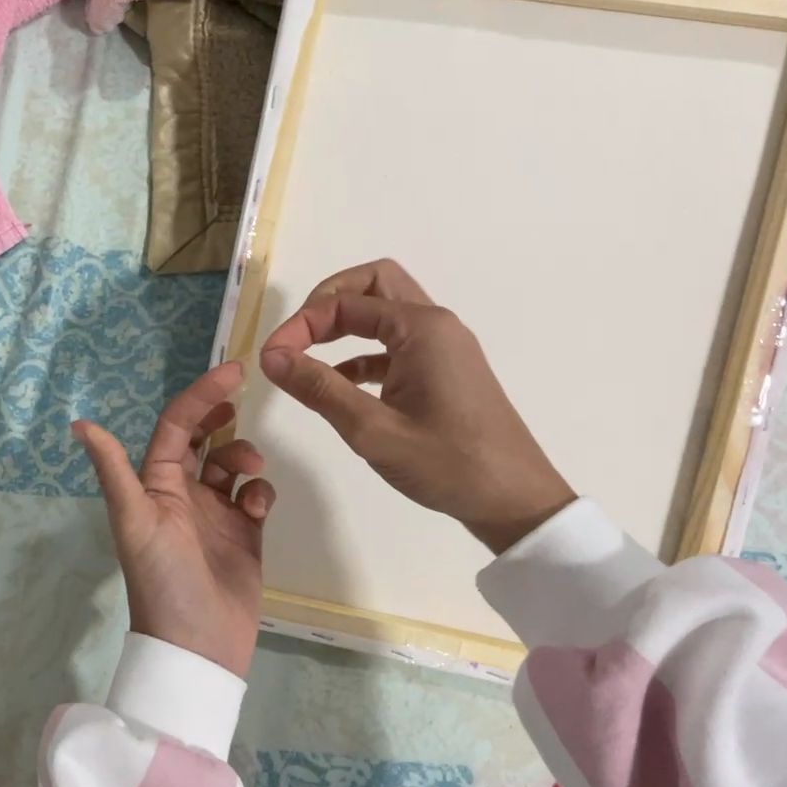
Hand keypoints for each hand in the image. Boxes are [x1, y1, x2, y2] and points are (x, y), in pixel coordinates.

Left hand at [74, 362, 275, 677]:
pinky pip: (254, 497)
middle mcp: (182, 493)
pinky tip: (258, 507)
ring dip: (244, 456)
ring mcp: (215, 513)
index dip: (201, 396)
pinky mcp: (244, 535)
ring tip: (250, 472)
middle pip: (204, 439)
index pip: (176, 426)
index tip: (235, 370)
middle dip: (222, 419)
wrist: (199, 645)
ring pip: (232, 464)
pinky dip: (261, 492)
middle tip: (242, 404)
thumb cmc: (162, 578)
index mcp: (154, 484)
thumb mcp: (134, 519)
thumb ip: (113, 469)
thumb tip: (79, 423)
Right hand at [259, 260, 573, 553]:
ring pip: (384, 312)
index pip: (345, 304)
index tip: (270, 358)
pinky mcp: (443, 371)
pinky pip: (393, 344)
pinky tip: (337, 384)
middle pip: (373, 284)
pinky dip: (360, 353)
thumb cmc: (447, 464)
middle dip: (327, 301)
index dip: (300, 325)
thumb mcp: (372, 429)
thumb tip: (270, 356)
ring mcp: (443, 347)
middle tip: (296, 334)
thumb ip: (318, 388)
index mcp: (421, 329)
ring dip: (343, 324)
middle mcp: (435, 325)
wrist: (516, 502)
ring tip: (306, 355)